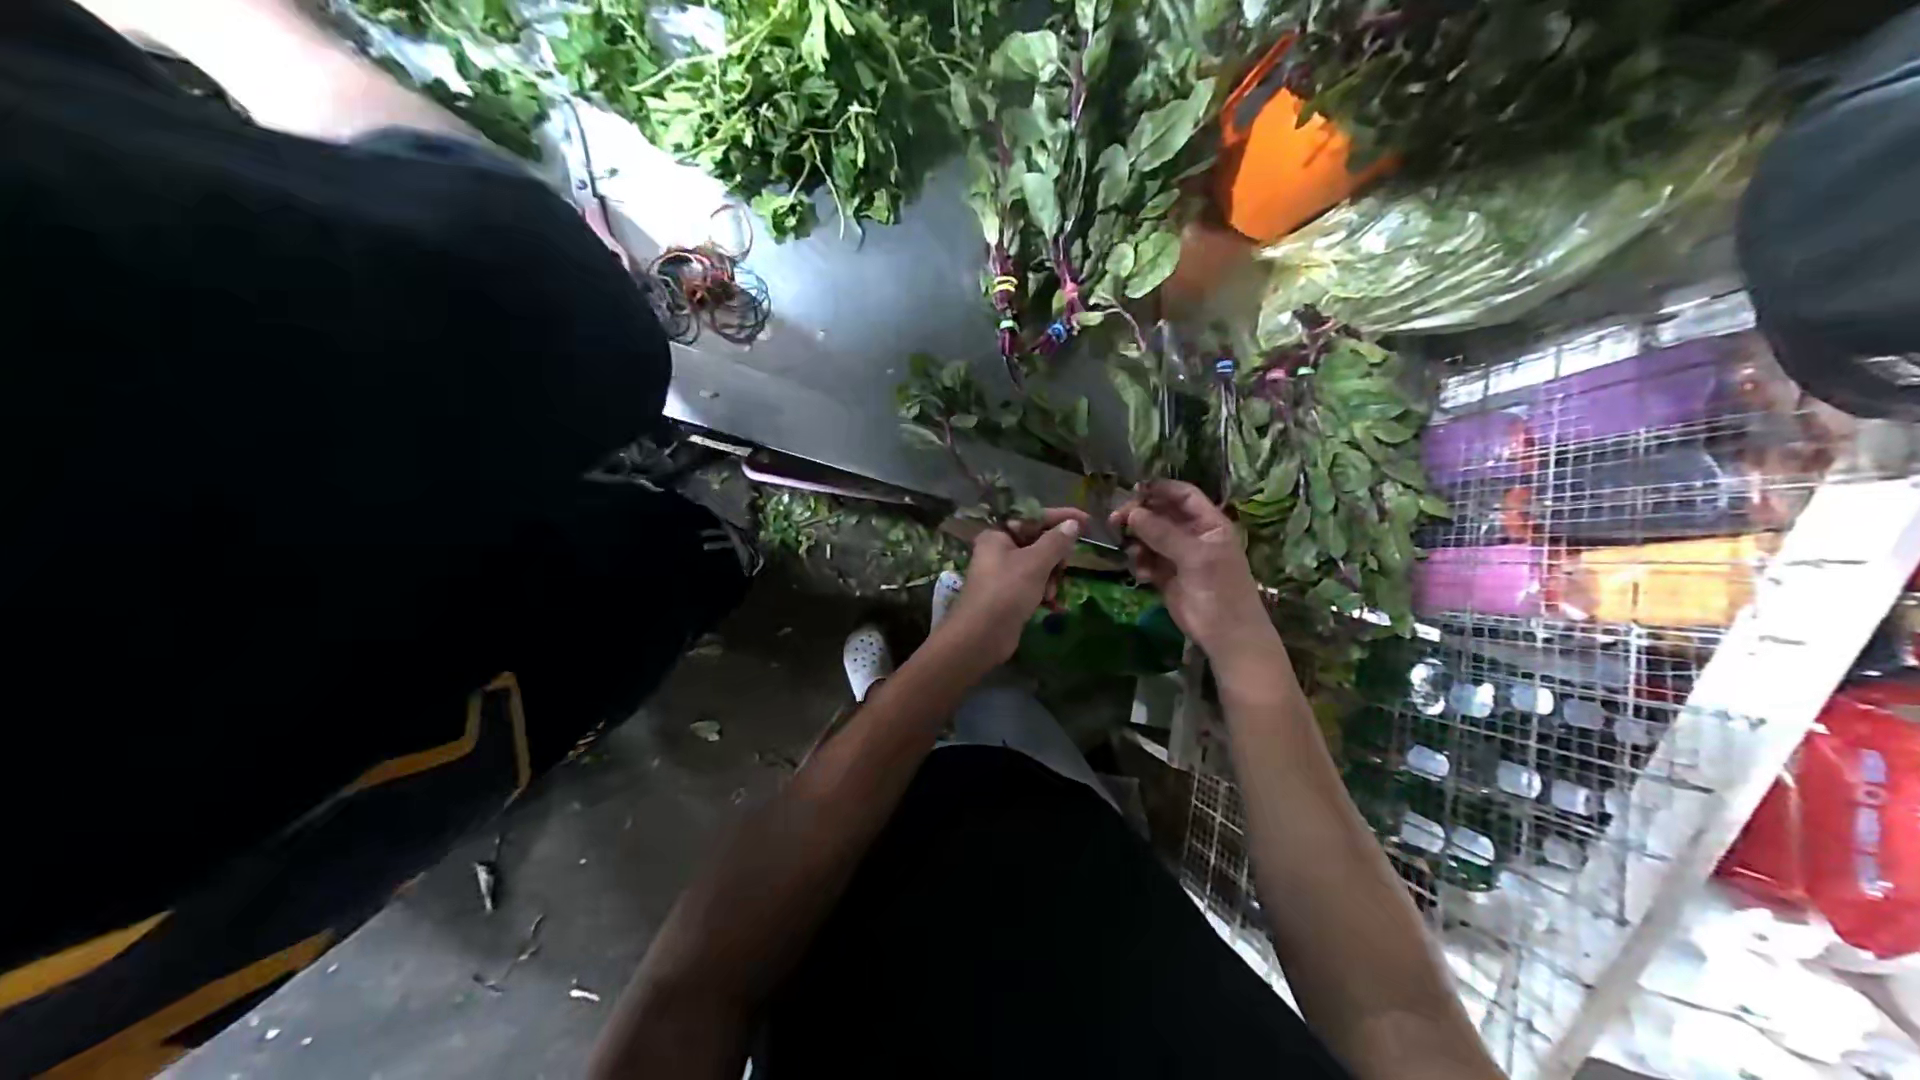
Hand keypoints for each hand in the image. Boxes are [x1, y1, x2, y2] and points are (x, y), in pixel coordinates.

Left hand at [936, 508, 1088, 667]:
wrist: (981, 636)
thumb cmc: (1007, 591)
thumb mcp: (1035, 563)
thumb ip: (1056, 542)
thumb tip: (1072, 524)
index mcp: (997, 535)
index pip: (1033, 518)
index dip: (1060, 518)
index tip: (1086, 521)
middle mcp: (998, 551)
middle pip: (1039, 543)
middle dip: (1055, 558)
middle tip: (1063, 569)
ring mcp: (1004, 574)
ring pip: (1040, 566)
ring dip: (1051, 579)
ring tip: (1052, 594)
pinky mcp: (1010, 595)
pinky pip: (1035, 585)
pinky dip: (1045, 593)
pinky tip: (1053, 605)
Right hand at [1109, 480, 1279, 671]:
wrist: (1226, 635)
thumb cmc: (1219, 589)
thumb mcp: (1195, 556)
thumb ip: (1163, 533)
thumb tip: (1133, 513)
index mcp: (1209, 524)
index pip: (1183, 495)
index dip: (1160, 489)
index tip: (1133, 490)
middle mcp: (1192, 535)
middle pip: (1161, 514)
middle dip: (1139, 515)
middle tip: (1115, 521)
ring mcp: (1178, 556)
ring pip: (1149, 537)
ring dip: (1136, 541)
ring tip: (1129, 552)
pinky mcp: (1165, 576)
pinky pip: (1145, 560)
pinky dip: (1139, 563)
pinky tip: (1139, 573)